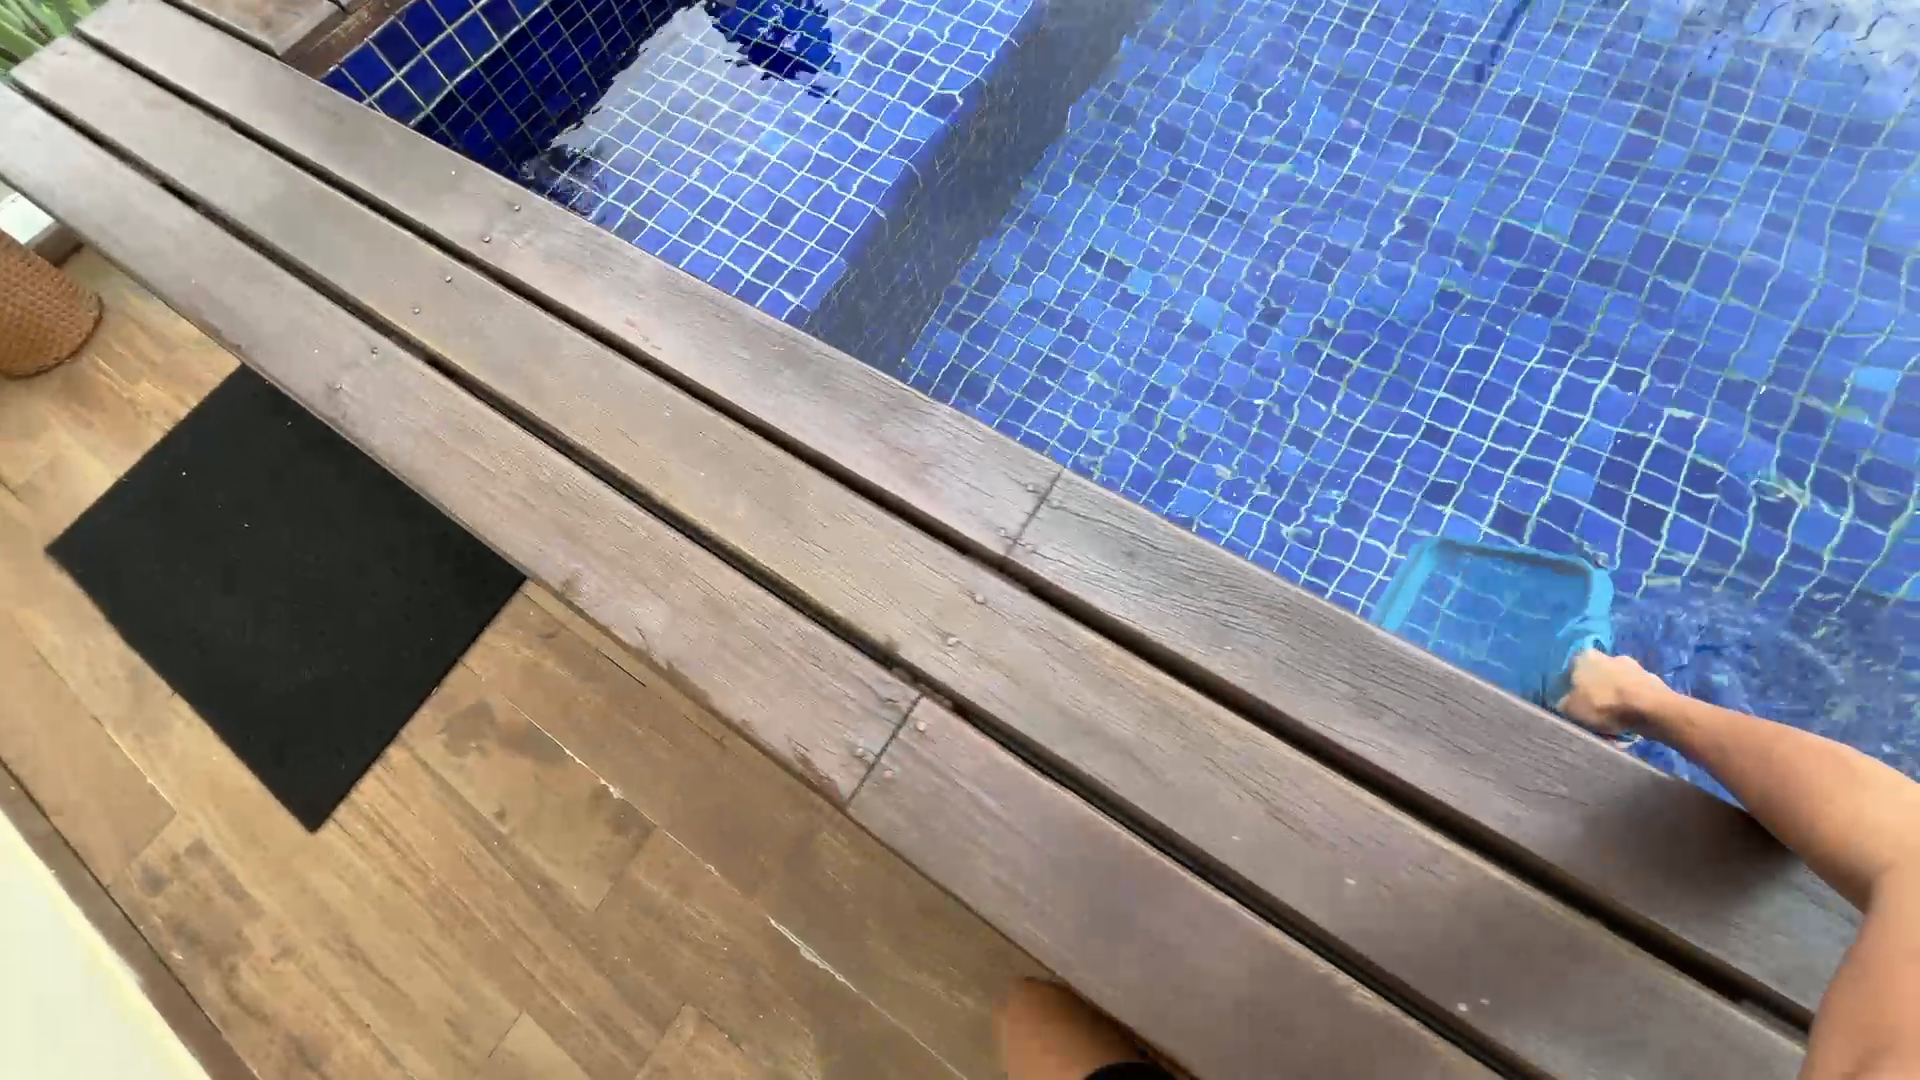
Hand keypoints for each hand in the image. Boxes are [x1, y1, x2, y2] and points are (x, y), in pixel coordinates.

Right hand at [1557, 650, 1667, 735]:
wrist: (1654, 711)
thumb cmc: (1604, 704)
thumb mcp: (1570, 708)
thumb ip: (1564, 703)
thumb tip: (1565, 703)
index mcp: (1585, 656)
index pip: (1573, 668)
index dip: (1571, 685)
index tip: (1574, 700)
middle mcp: (1611, 656)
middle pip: (1599, 675)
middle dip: (1597, 690)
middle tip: (1595, 710)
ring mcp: (1637, 668)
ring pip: (1620, 685)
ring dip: (1617, 699)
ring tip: (1616, 721)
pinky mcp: (1658, 683)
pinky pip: (1638, 695)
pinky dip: (1635, 706)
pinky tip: (1632, 721)